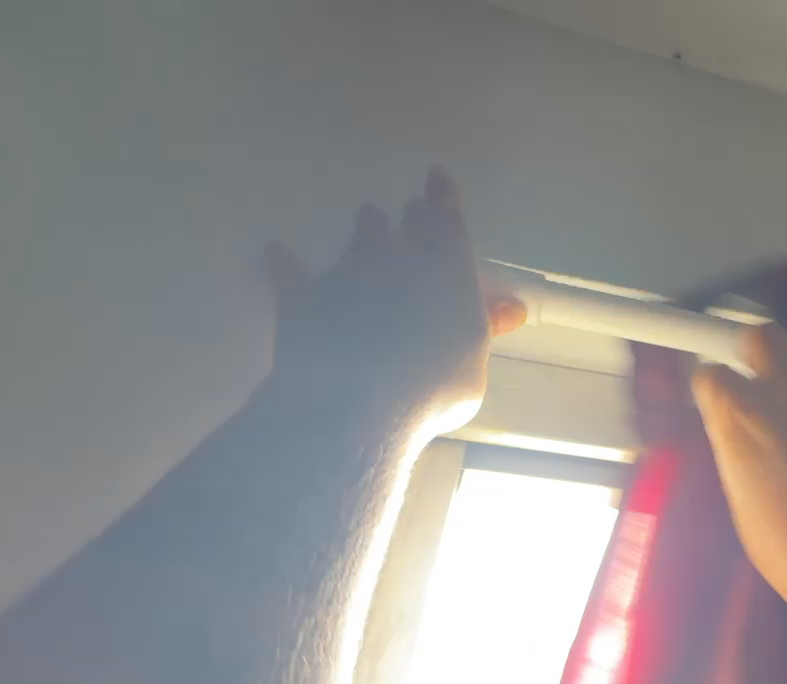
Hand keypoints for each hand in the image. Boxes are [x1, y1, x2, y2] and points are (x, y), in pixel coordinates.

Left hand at [264, 169, 525, 426]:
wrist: (357, 402)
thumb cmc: (435, 386)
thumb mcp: (474, 360)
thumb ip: (484, 327)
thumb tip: (510, 307)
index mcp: (445, 273)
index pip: (447, 227)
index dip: (444, 202)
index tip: (438, 179)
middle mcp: (396, 261)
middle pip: (406, 230)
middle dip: (413, 218)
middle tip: (412, 204)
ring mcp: (346, 277)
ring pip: (359, 244)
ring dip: (367, 231)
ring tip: (370, 215)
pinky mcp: (303, 300)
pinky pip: (292, 276)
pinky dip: (286, 265)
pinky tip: (276, 252)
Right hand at [692, 327, 786, 634]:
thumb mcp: (741, 503)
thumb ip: (738, 453)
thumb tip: (740, 436)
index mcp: (735, 417)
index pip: (708, 374)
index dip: (712, 389)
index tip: (716, 403)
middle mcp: (778, 389)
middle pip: (758, 336)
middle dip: (752, 353)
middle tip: (756, 382)